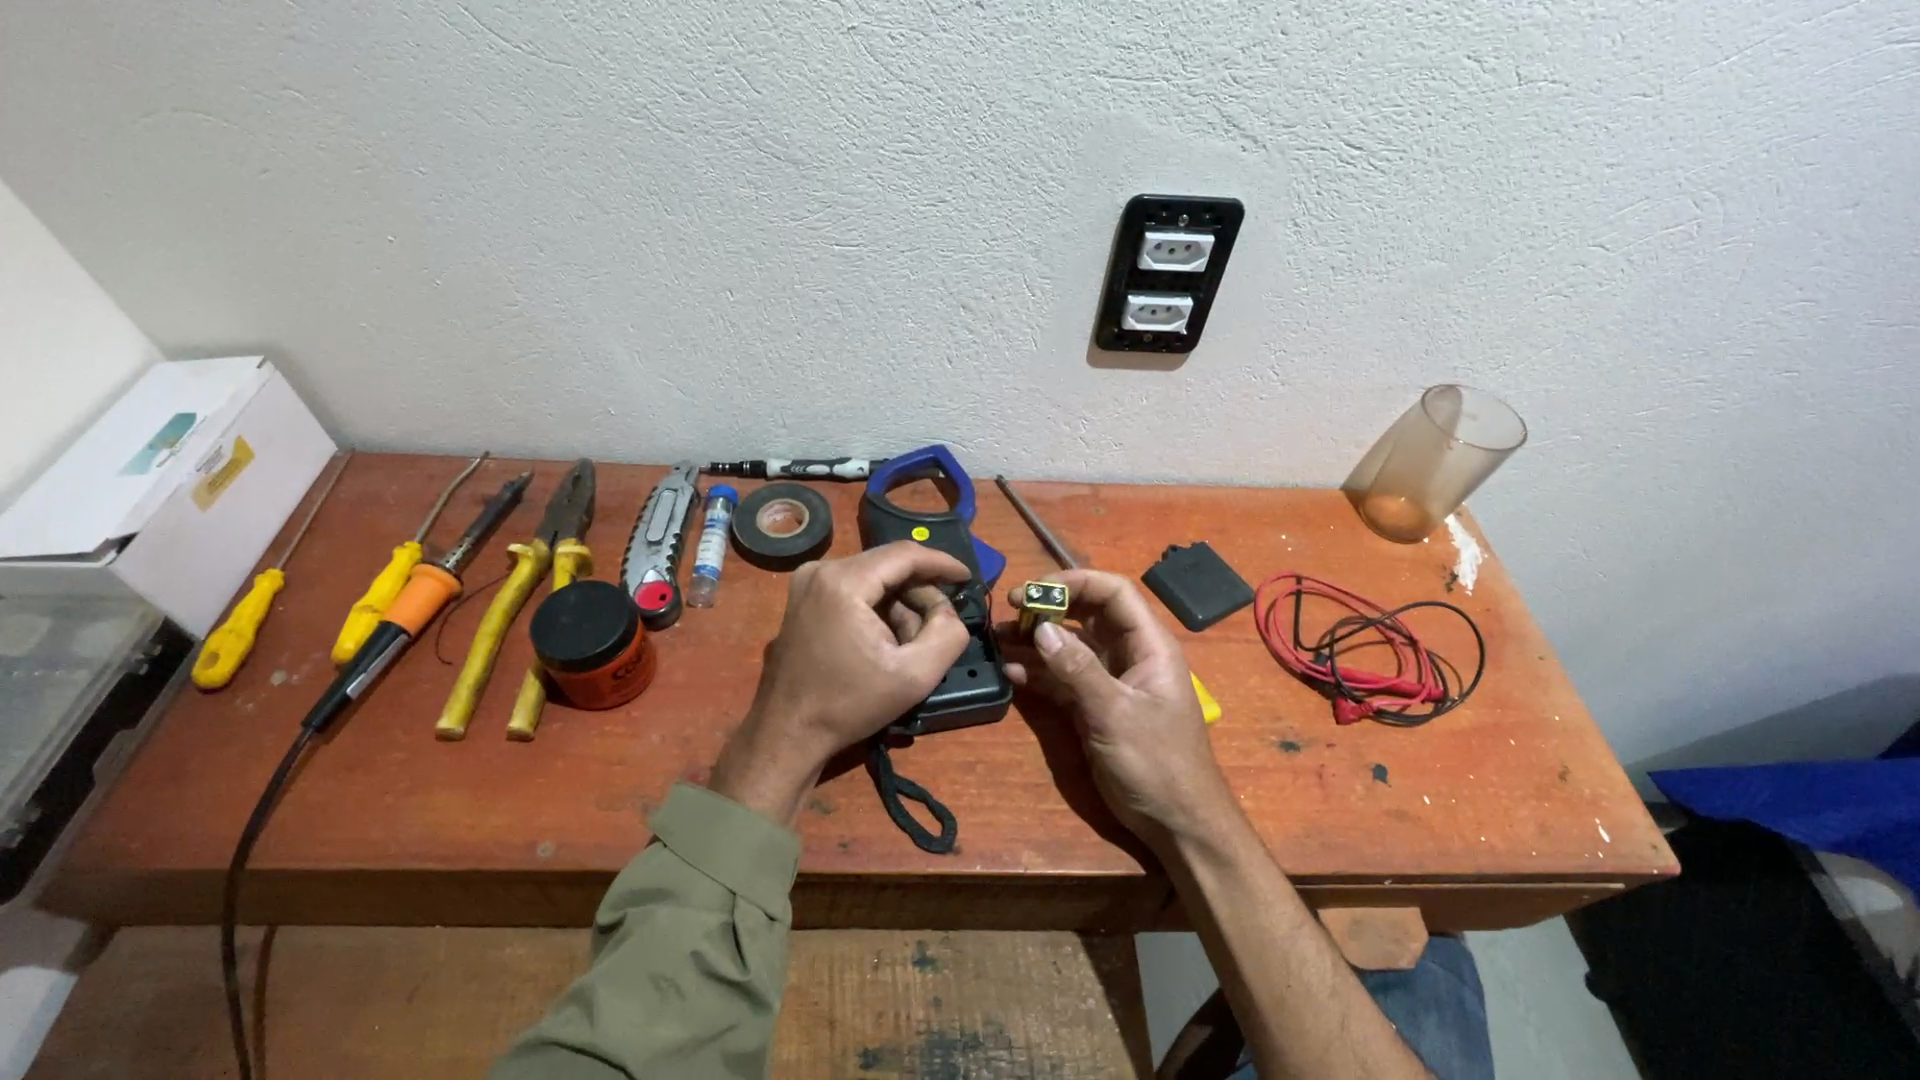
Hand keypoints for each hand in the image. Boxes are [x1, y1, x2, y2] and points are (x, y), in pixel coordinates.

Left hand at [710, 541, 972, 823]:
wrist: (788, 733)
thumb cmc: (849, 705)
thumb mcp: (914, 676)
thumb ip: (948, 634)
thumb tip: (949, 611)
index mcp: (844, 581)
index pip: (906, 554)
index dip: (942, 563)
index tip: (969, 579)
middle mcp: (821, 570)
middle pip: (889, 565)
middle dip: (920, 592)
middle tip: (940, 626)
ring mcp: (807, 583)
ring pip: (873, 577)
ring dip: (899, 604)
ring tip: (911, 644)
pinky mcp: (803, 599)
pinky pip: (854, 589)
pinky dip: (877, 608)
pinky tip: (885, 642)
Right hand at [1003, 570, 1234, 850]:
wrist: (1177, 822)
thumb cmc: (1158, 763)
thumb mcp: (1116, 713)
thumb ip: (1078, 670)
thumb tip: (1040, 629)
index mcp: (1148, 645)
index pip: (1113, 593)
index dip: (1075, 582)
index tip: (1034, 590)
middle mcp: (1129, 655)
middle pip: (1087, 615)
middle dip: (1049, 608)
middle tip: (1008, 611)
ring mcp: (1111, 681)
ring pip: (1070, 646)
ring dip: (1036, 640)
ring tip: (998, 639)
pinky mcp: (1095, 708)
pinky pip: (1063, 679)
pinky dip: (1038, 673)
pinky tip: (1011, 674)